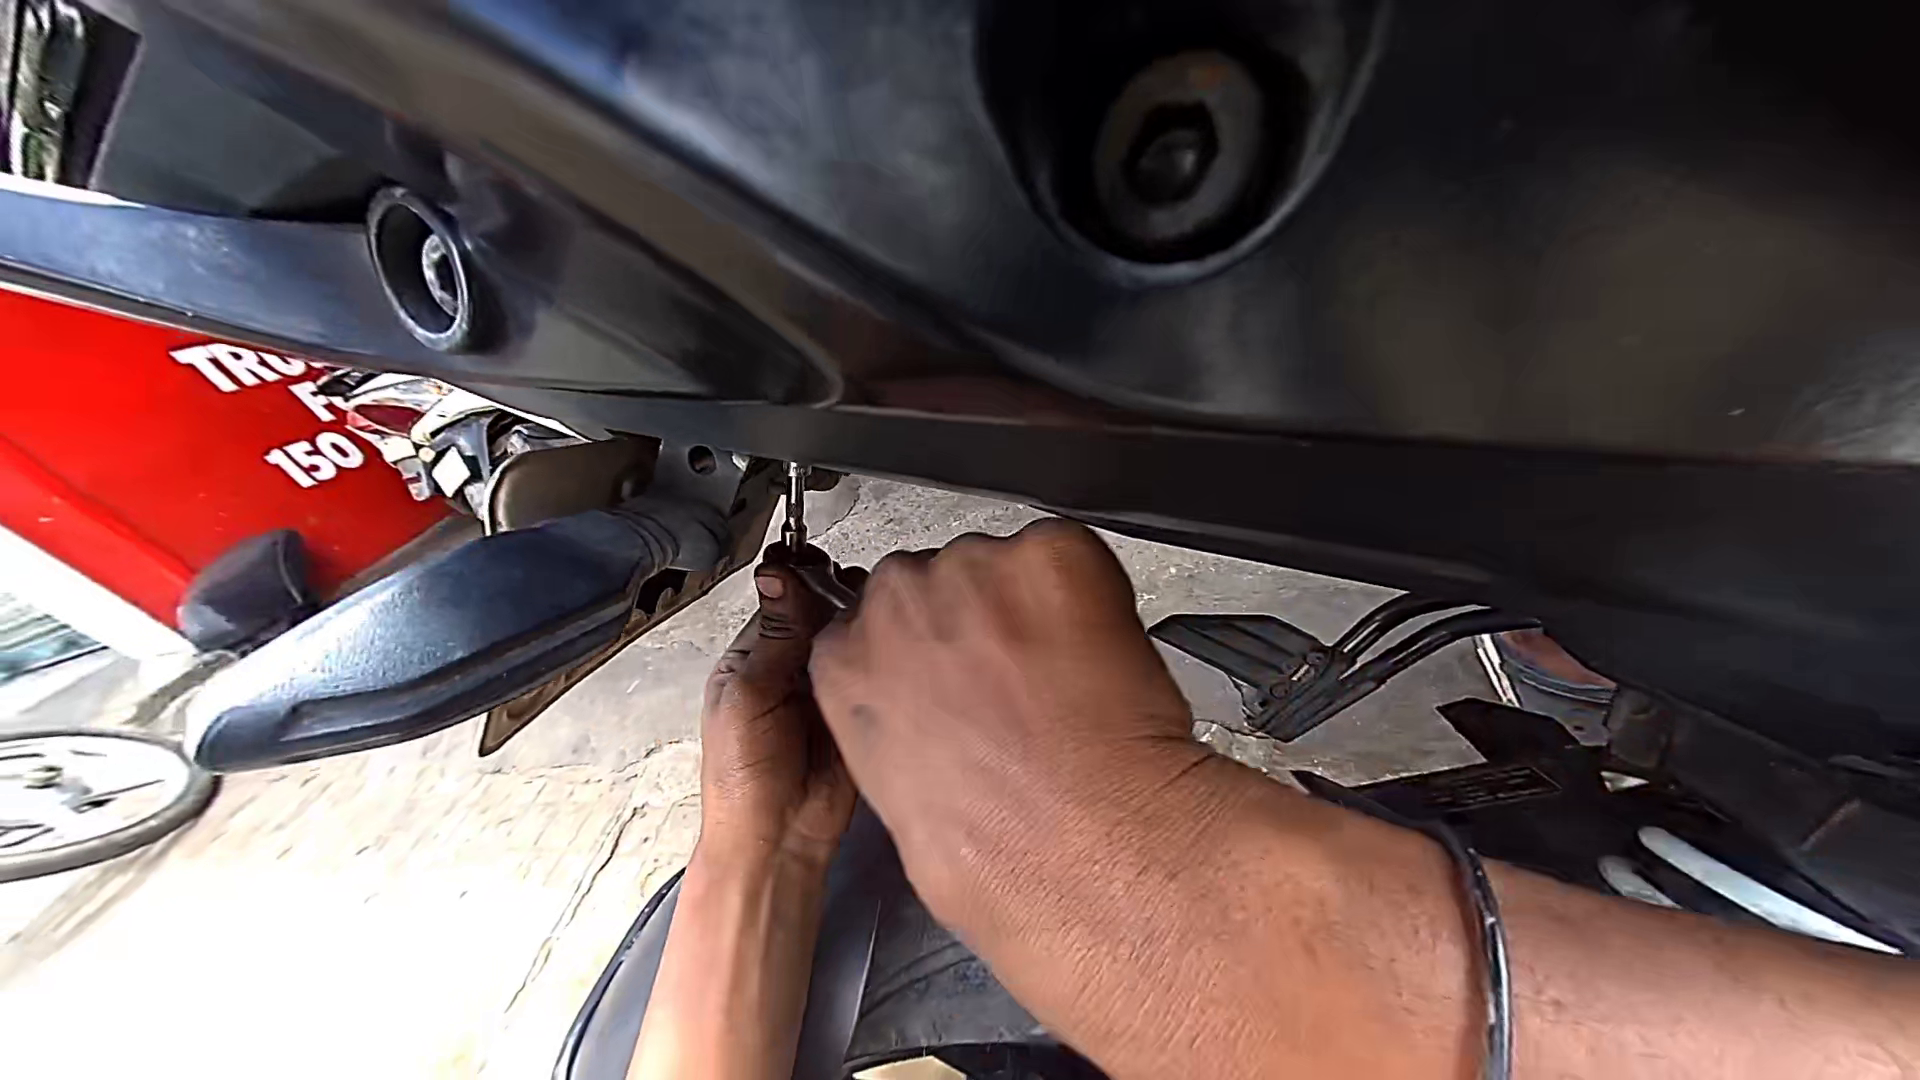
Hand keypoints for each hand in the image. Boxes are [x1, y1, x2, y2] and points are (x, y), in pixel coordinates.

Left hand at [697, 557, 856, 870]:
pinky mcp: (859, 701)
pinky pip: (873, 665)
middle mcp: (795, 661)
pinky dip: (885, 647)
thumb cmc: (745, 769)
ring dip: (863, 616)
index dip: (801, 576)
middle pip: (821, 610)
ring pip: (850, 632)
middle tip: (859, 585)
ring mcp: (830, 681)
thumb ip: (773, 636)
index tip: (823, 559)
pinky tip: (899, 632)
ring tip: (881, 606)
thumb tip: (778, 572)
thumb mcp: (749, 695)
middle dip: (838, 592)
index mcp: (756, 654)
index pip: (782, 599)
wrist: (780, 835)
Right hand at [807, 520, 1213, 926]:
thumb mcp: (897, 791)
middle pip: (937, 579)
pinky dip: (1084, 587)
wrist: (1088, 847)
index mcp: (848, 658)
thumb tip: (934, 700)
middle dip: (973, 613)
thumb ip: (897, 716)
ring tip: (1064, 668)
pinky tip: (1095, 645)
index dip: (929, 637)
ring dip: (1027, 602)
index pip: (880, 614)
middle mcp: (898, 597)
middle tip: (1018, 668)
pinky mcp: (1048, 554)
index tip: (960, 658)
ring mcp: (974, 568)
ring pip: (1000, 564)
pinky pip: (1064, 553)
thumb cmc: (996, 849)